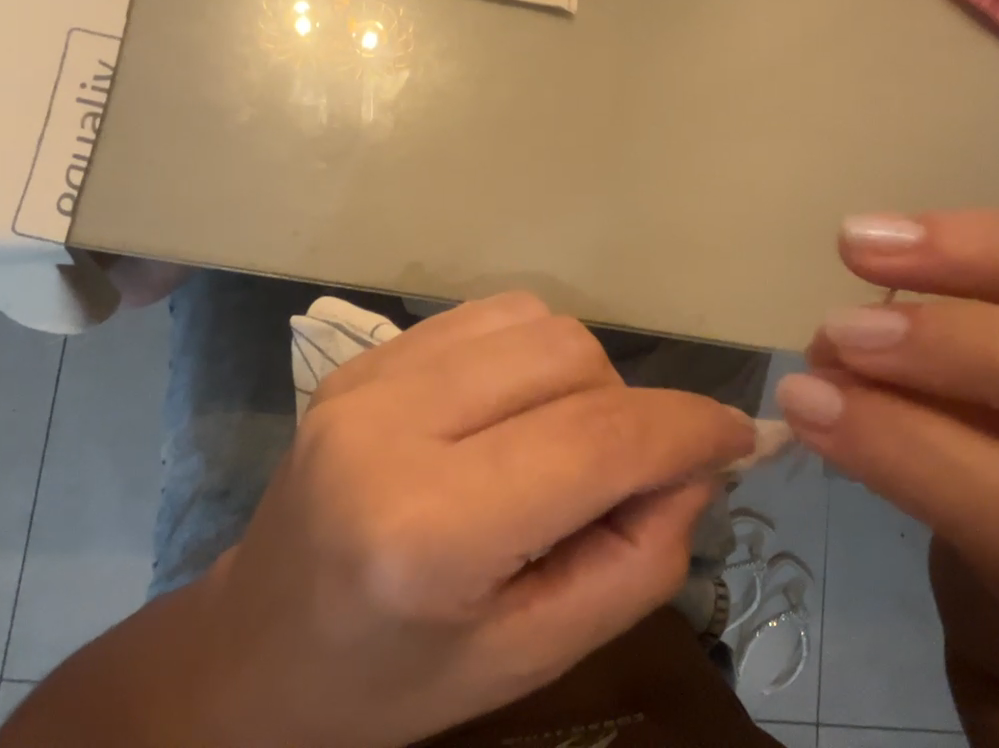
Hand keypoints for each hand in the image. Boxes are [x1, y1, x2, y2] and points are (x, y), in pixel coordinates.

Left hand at [193, 292, 771, 747]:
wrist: (258, 648)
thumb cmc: (393, 679)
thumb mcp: (533, 651)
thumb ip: (637, 559)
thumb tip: (697, 464)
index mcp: (429, 528)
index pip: (595, 440)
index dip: (687, 428)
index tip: (739, 436)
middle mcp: (389, 427)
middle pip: (567, 357)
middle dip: (628, 408)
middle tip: (622, 476)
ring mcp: (364, 380)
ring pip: (530, 320)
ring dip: (578, 375)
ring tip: (561, 444)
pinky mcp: (359, 360)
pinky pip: (481, 319)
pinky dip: (526, 356)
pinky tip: (512, 413)